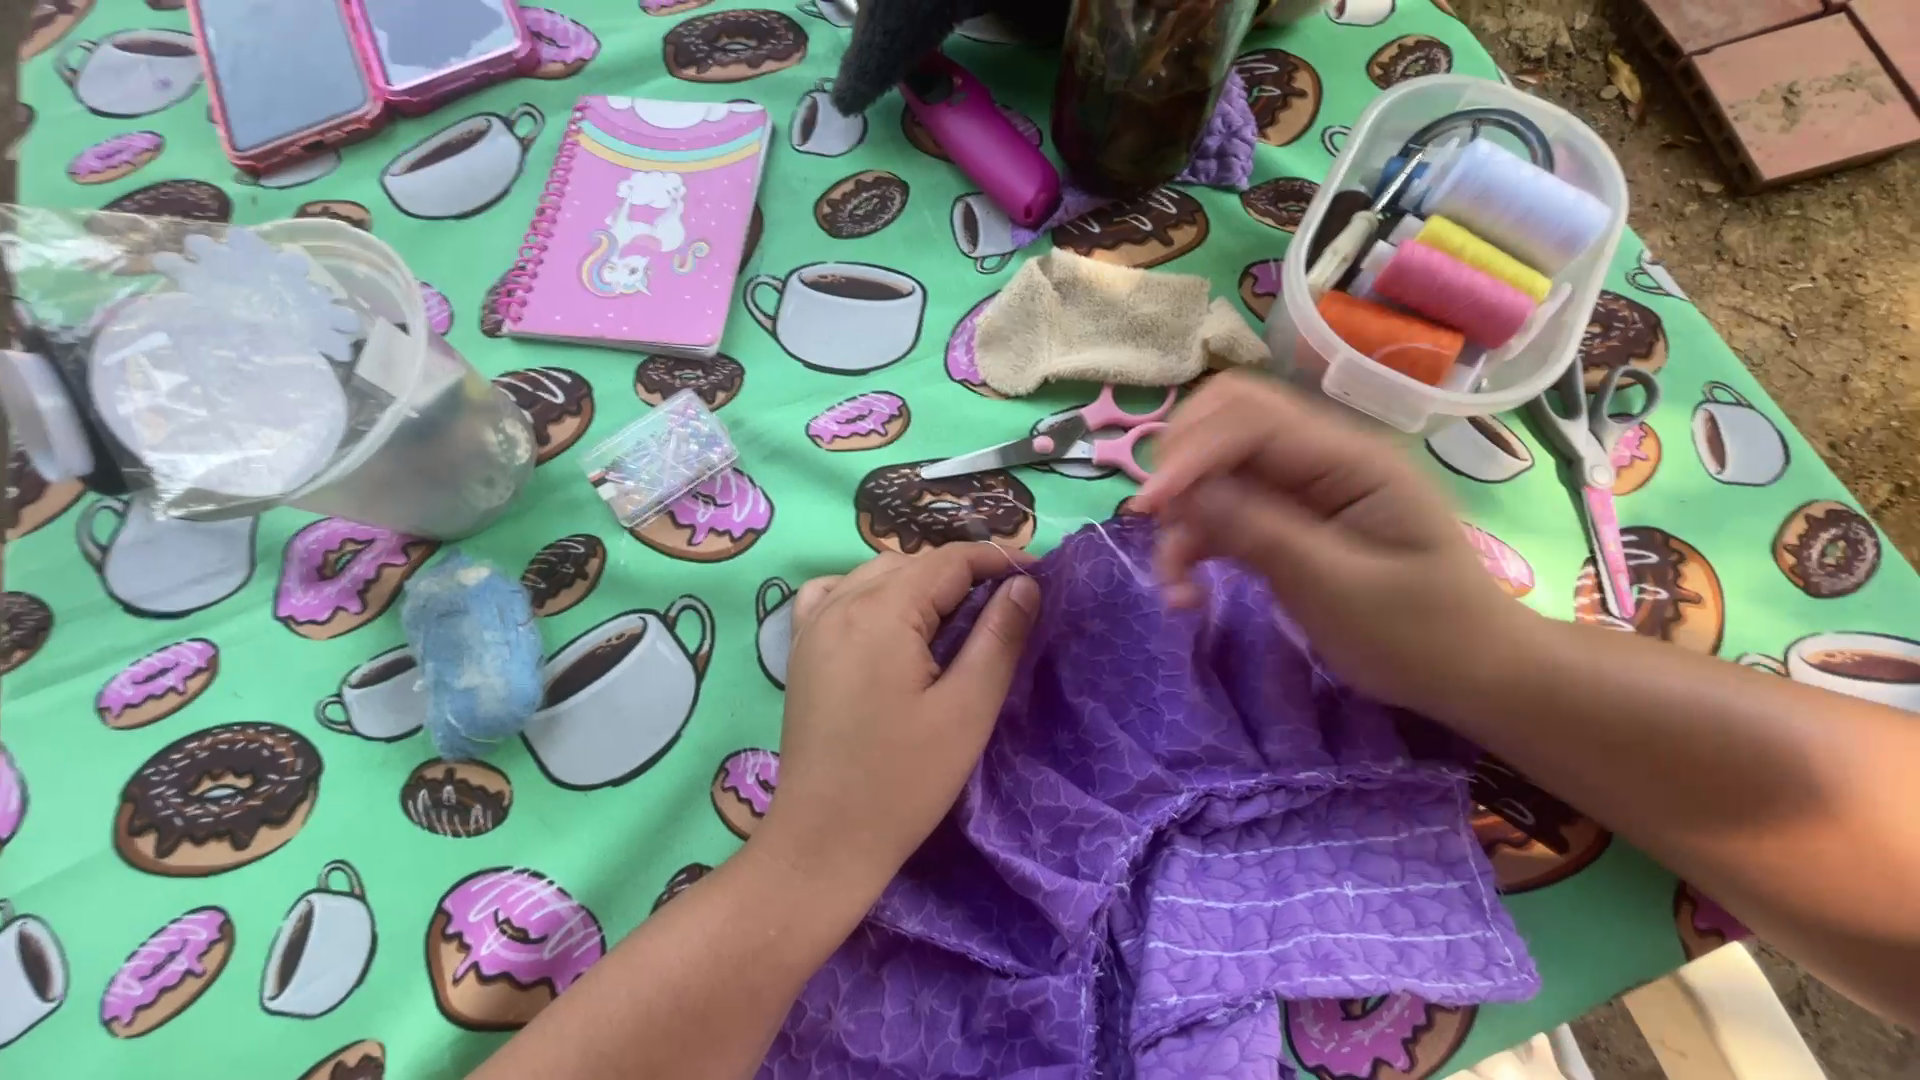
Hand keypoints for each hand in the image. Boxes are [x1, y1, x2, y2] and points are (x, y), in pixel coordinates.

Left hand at [755, 545, 1040, 895]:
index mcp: (882, 612)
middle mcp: (841, 604)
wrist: (824, 841)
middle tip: (1006, 604)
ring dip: (921, 582)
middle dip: (964, 572)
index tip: (1038, 577)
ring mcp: (813, 625)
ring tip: (957, 615)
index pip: (950, 560)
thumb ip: (998, 638)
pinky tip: (887, 619)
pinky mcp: (802, 650)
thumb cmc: (904, 782)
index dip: (998, 560)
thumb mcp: (967, 710)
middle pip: (913, 564)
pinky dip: (868, 591)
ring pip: (876, 574)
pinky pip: (836, 594)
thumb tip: (1024, 584)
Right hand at [1131, 371, 1531, 711]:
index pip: (1251, 419)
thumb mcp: (1341, 590)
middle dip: (1180, 471)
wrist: (1470, 673)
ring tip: (1175, 584)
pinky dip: (1194, 545)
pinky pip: (1219, 513)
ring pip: (1212, 472)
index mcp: (1351, 458)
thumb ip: (1262, 534)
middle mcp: (1320, 458)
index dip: (1192, 451)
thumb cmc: (1422, 635)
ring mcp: (1300, 488)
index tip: (1151, 508)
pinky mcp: (1282, 521)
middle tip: (1161, 530)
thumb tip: (1185, 494)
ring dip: (1182, 520)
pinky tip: (1187, 592)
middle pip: (1224, 424)